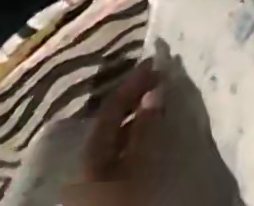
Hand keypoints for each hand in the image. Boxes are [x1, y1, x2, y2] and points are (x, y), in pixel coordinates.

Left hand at [63, 61, 163, 205]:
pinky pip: (122, 157)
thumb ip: (145, 130)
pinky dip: (139, 142)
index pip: (113, 106)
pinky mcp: (106, 193)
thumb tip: (155, 92)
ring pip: (118, 139)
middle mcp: (88, 161)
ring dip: (140, 121)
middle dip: (137, 99)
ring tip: (164, 109)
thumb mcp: (136, 169)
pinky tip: (155, 143)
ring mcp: (94, 180)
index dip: (134, 82)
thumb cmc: (123, 203)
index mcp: (92, 151)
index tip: (157, 62)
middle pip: (113, 121)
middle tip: (163, 81)